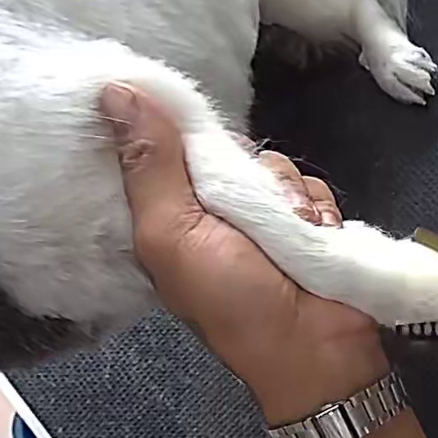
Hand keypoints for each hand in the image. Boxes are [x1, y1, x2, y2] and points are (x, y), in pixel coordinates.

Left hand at [102, 84, 385, 422]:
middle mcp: (219, 214)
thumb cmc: (237, 303)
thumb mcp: (174, 237)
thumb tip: (116, 91)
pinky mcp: (314, 226)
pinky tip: (320, 233)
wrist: (315, 347)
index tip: (193, 130)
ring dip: (291, 195)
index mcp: (172, 218)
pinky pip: (315, 189)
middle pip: (230, 152)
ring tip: (298, 232)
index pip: (169, 150)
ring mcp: (271, 221)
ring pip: (278, 169)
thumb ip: (150, 168)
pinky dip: (320, 208)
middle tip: (255, 206)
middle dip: (247, 172)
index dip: (180, 134)